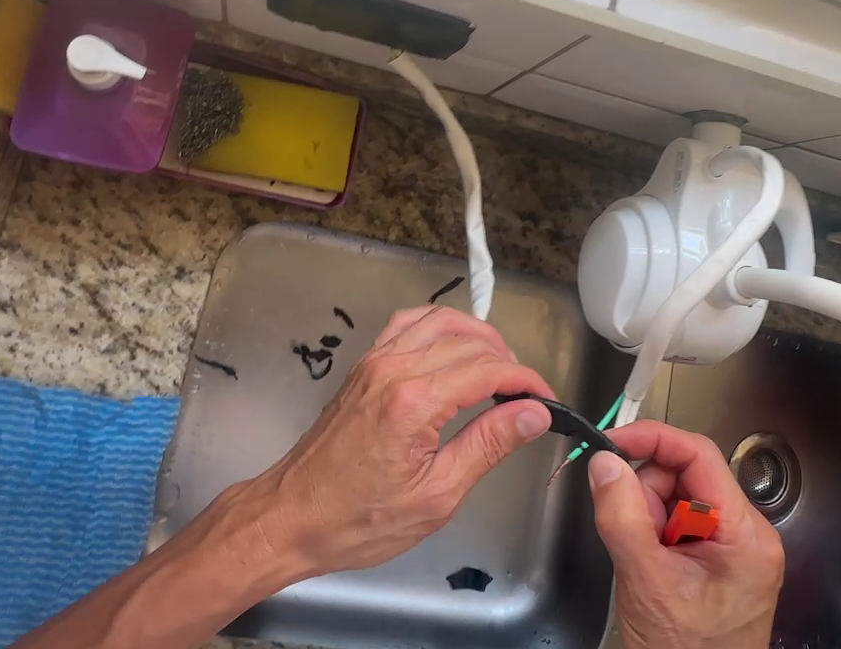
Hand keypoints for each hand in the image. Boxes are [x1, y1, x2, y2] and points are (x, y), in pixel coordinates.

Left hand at [235, 305, 555, 577]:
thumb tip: (533, 414)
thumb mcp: (436, 495)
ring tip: (498, 370)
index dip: (526, 381)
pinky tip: (454, 349)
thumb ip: (489, 445)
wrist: (293, 514)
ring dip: (478, 337)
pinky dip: (440, 326)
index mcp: (413, 402)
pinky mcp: (365, 363)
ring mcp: (375, 359)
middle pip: (469, 341)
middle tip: (525, 395)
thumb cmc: (360, 519)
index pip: (488, 370)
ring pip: (441, 320)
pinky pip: (409, 323)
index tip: (547, 400)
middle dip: (508, 361)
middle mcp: (394, 367)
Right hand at [588, 422, 784, 648]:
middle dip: (646, 492)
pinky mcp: (718, 559)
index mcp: (746, 534)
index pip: (699, 455)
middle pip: (684, 474)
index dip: (652, 439)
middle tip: (632, 533)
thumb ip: (623, 514)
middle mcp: (748, 533)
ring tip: (643, 559)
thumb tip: (604, 460)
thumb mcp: (645, 580)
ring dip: (647, 514)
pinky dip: (653, 531)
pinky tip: (650, 563)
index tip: (611, 443)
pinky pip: (677, 520)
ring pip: (676, 495)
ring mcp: (734, 547)